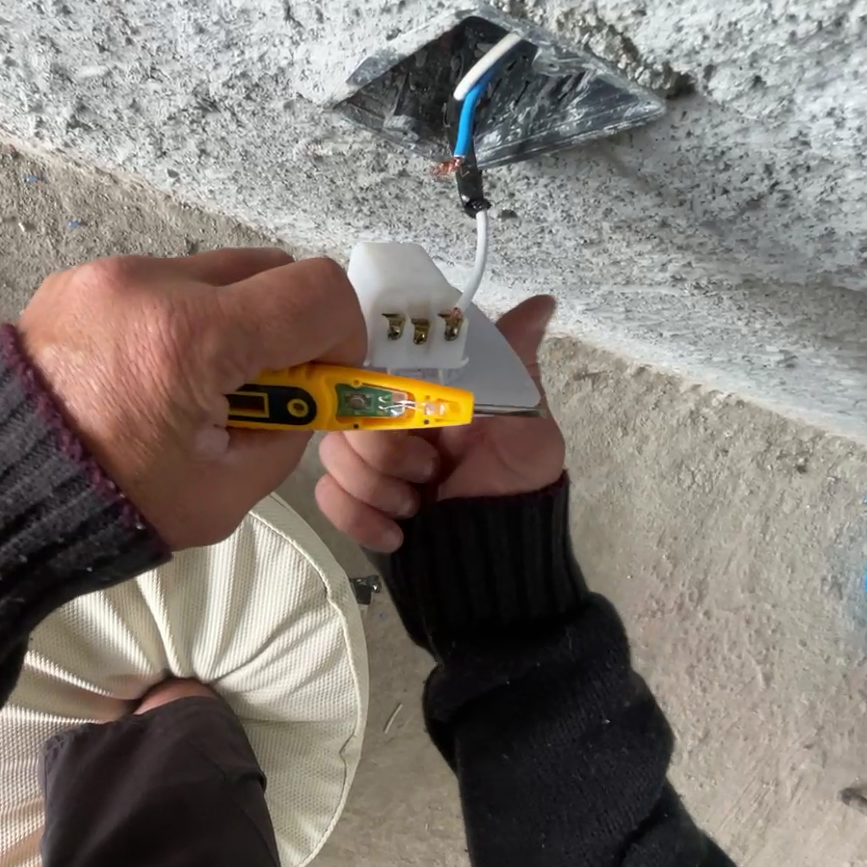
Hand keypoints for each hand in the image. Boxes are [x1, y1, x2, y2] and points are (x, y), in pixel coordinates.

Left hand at [18, 249, 363, 547]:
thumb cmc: (116, 508)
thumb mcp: (226, 493)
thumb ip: (286, 433)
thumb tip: (300, 394)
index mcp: (193, 340)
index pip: (318, 291)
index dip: (342, 334)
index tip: (323, 375)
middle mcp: (149, 283)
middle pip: (268, 269)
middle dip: (283, 326)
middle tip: (257, 386)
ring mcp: (106, 275)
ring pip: (211, 273)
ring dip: (226, 320)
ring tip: (188, 384)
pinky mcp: (75, 280)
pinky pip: (157, 283)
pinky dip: (174, 318)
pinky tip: (144, 372)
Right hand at [315, 295, 563, 552]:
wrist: (492, 563)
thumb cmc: (516, 489)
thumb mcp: (526, 424)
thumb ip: (514, 367)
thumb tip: (542, 303)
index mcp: (424, 394)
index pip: (376, 364)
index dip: (381, 385)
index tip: (404, 410)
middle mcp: (387, 420)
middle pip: (345, 410)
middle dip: (384, 450)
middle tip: (428, 473)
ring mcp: (365, 462)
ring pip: (331, 453)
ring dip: (374, 487)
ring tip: (414, 510)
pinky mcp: (349, 499)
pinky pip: (325, 495)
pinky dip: (358, 517)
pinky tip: (396, 534)